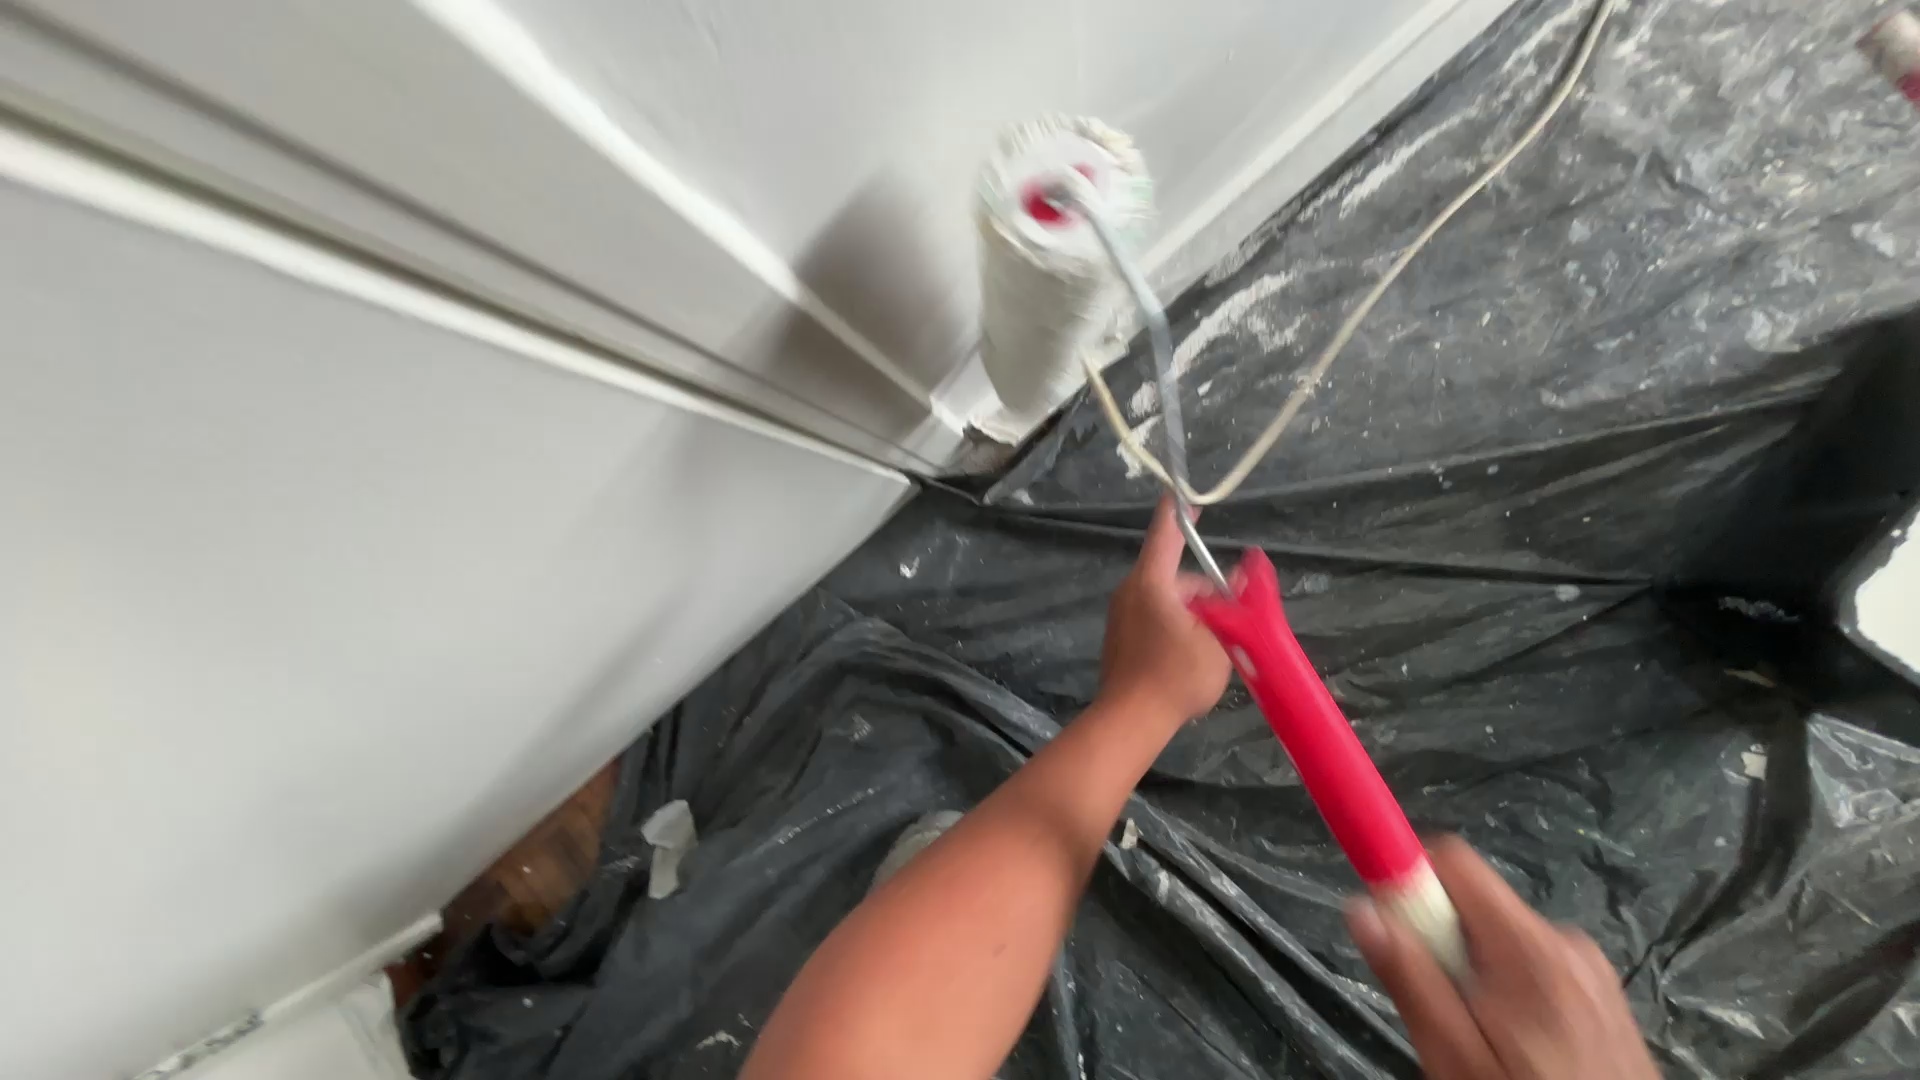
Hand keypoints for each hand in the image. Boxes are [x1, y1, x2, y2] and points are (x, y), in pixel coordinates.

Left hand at [1098, 498, 1231, 721]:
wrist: (1130, 718)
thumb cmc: (1176, 675)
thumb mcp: (1217, 640)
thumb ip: (1229, 605)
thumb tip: (1238, 578)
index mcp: (1151, 582)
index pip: (1166, 536)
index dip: (1178, 514)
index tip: (1186, 496)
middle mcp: (1130, 590)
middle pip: (1173, 576)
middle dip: (1203, 593)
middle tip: (1229, 622)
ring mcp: (1120, 614)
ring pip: (1165, 599)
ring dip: (1191, 613)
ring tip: (1211, 647)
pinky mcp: (1118, 635)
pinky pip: (1151, 617)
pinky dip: (1173, 625)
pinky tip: (1187, 656)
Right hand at [1348, 836, 1658, 1079]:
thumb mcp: (1455, 1055)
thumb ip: (1409, 977)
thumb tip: (1359, 906)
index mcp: (1530, 947)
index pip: (1451, 858)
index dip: (1406, 873)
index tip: (1388, 916)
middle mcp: (1565, 940)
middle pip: (1470, 899)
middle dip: (1436, 935)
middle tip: (1435, 999)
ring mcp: (1589, 967)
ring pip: (1494, 931)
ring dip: (1469, 965)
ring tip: (1476, 1032)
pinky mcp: (1601, 990)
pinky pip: (1526, 958)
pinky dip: (1503, 984)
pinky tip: (1512, 1041)